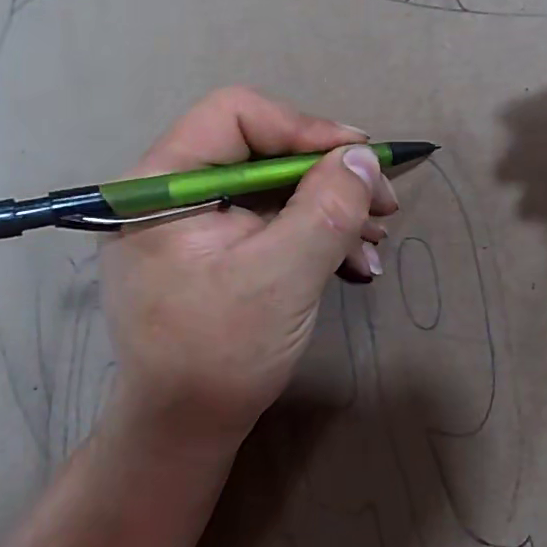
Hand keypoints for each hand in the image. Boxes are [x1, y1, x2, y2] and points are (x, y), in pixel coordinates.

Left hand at [100, 87, 398, 454]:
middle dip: (327, 176)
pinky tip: (352, 262)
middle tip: (384, 203)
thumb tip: (363, 156)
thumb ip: (327, 208)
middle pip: (259, 150)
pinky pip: (268, 222)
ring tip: (376, 241)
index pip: (234, 115)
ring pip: (271, 188)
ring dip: (330, 209)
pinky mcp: (213, 251)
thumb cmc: (221, 355)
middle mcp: (170, 193)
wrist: (185, 431)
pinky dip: (312, 235)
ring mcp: (191, 223)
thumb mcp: (283, 277)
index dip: (303, 127)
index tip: (359, 157)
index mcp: (161, 184)